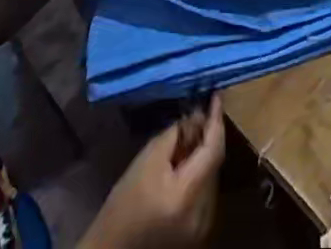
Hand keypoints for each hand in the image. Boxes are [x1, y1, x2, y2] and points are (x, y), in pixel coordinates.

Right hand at [81, 96, 224, 248]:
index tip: (217, 95)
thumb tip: (196, 116)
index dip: (216, 120)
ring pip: (211, 176)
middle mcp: (203, 213)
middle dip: (208, 136)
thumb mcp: (145, 161)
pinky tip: (186, 161)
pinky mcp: (199, 230)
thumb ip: (173, 136)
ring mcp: (204, 225)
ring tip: (190, 134)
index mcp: (187, 196)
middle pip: (215, 163)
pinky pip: (205, 191)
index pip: (213, 150)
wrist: (113, 248)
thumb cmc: (123, 204)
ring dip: (204, 153)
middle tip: (197, 113)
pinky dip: (199, 171)